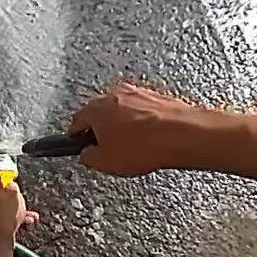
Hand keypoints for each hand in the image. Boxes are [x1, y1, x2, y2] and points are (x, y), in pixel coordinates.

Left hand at [0, 178, 38, 243]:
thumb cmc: (1, 216)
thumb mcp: (15, 193)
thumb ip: (12, 185)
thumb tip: (10, 184)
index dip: (4, 188)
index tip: (10, 193)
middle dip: (5, 202)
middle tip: (15, 206)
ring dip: (5, 212)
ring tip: (20, 217)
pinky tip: (12, 224)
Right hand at [68, 83, 219, 176]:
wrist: (181, 134)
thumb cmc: (145, 145)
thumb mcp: (105, 162)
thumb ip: (88, 156)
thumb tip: (87, 154)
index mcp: (96, 108)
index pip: (77, 120)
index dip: (76, 134)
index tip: (77, 140)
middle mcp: (114, 95)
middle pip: (100, 113)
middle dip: (101, 129)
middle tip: (106, 147)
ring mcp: (137, 94)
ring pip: (122, 110)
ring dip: (123, 125)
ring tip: (132, 146)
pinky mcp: (156, 97)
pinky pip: (142, 111)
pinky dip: (142, 123)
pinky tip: (148, 138)